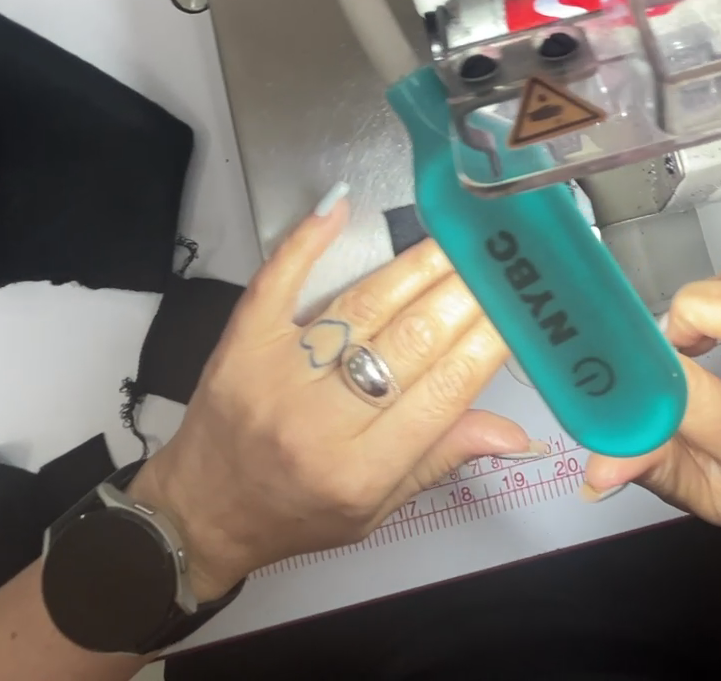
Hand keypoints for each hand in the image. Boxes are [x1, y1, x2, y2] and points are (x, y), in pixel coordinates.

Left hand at [127, 188, 534, 601]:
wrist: (201, 513)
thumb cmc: (300, 513)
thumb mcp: (376, 509)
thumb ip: (442, 458)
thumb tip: (518, 431)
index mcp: (360, 470)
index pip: (443, 392)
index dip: (485, 343)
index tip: (514, 307)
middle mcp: (320, 420)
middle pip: (409, 342)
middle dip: (462, 295)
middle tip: (494, 262)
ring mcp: (276, 374)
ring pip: (362, 306)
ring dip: (415, 268)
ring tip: (454, 240)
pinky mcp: (243, 342)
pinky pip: (278, 280)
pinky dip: (308, 241)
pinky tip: (341, 207)